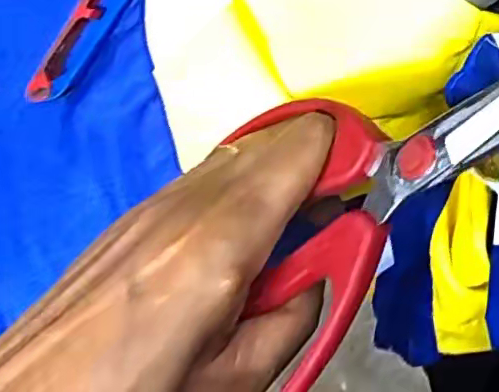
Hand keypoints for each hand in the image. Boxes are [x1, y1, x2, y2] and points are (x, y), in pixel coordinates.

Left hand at [0, 114, 333, 391]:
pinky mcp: (127, 220)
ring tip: (288, 229)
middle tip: (337, 212)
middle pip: (287, 132)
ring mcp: (149, 208)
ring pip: (252, 147)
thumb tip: (323, 266)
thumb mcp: (234, 382)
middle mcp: (186, 206)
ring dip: (288, 169)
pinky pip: (214, 172)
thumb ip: (302, 310)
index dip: (355, 149)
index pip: (313, 138)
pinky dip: (248, 182)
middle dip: (328, 157)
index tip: (371, 184)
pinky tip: (238, 238)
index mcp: (221, 240)